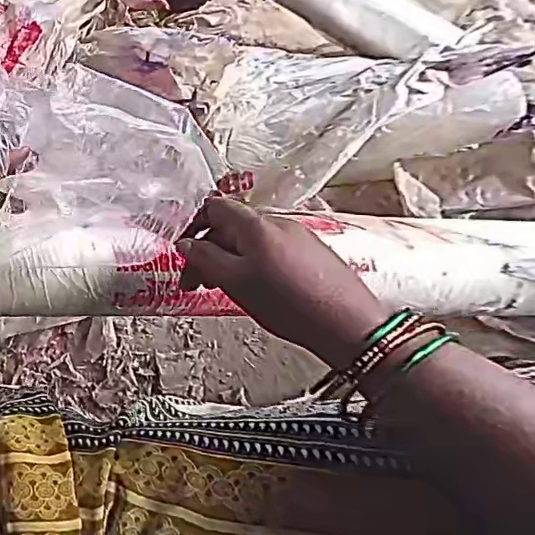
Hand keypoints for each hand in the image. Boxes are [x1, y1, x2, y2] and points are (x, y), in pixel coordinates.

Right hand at [175, 197, 392, 364]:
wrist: (349, 326)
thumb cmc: (290, 303)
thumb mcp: (233, 280)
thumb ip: (204, 257)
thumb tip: (186, 244)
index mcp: (256, 225)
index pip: (214, 208)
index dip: (193, 226)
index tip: (185, 249)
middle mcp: (279, 224)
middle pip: (231, 226)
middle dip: (209, 250)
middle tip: (198, 279)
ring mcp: (299, 237)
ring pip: (251, 241)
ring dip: (230, 259)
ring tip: (225, 286)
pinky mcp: (313, 254)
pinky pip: (272, 251)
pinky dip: (254, 264)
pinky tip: (255, 287)